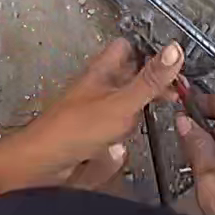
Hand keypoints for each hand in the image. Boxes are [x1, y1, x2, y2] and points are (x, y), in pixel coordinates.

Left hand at [0, 39, 181, 191]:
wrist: (40, 167)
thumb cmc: (72, 129)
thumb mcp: (121, 103)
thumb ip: (149, 80)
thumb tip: (174, 50)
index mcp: (102, 70)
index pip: (128, 47)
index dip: (149, 49)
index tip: (175, 59)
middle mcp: (97, 87)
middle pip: (129, 75)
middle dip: (150, 84)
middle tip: (173, 92)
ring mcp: (93, 111)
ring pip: (123, 103)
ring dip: (138, 110)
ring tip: (155, 115)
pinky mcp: (90, 135)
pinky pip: (115, 130)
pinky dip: (124, 134)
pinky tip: (127, 144)